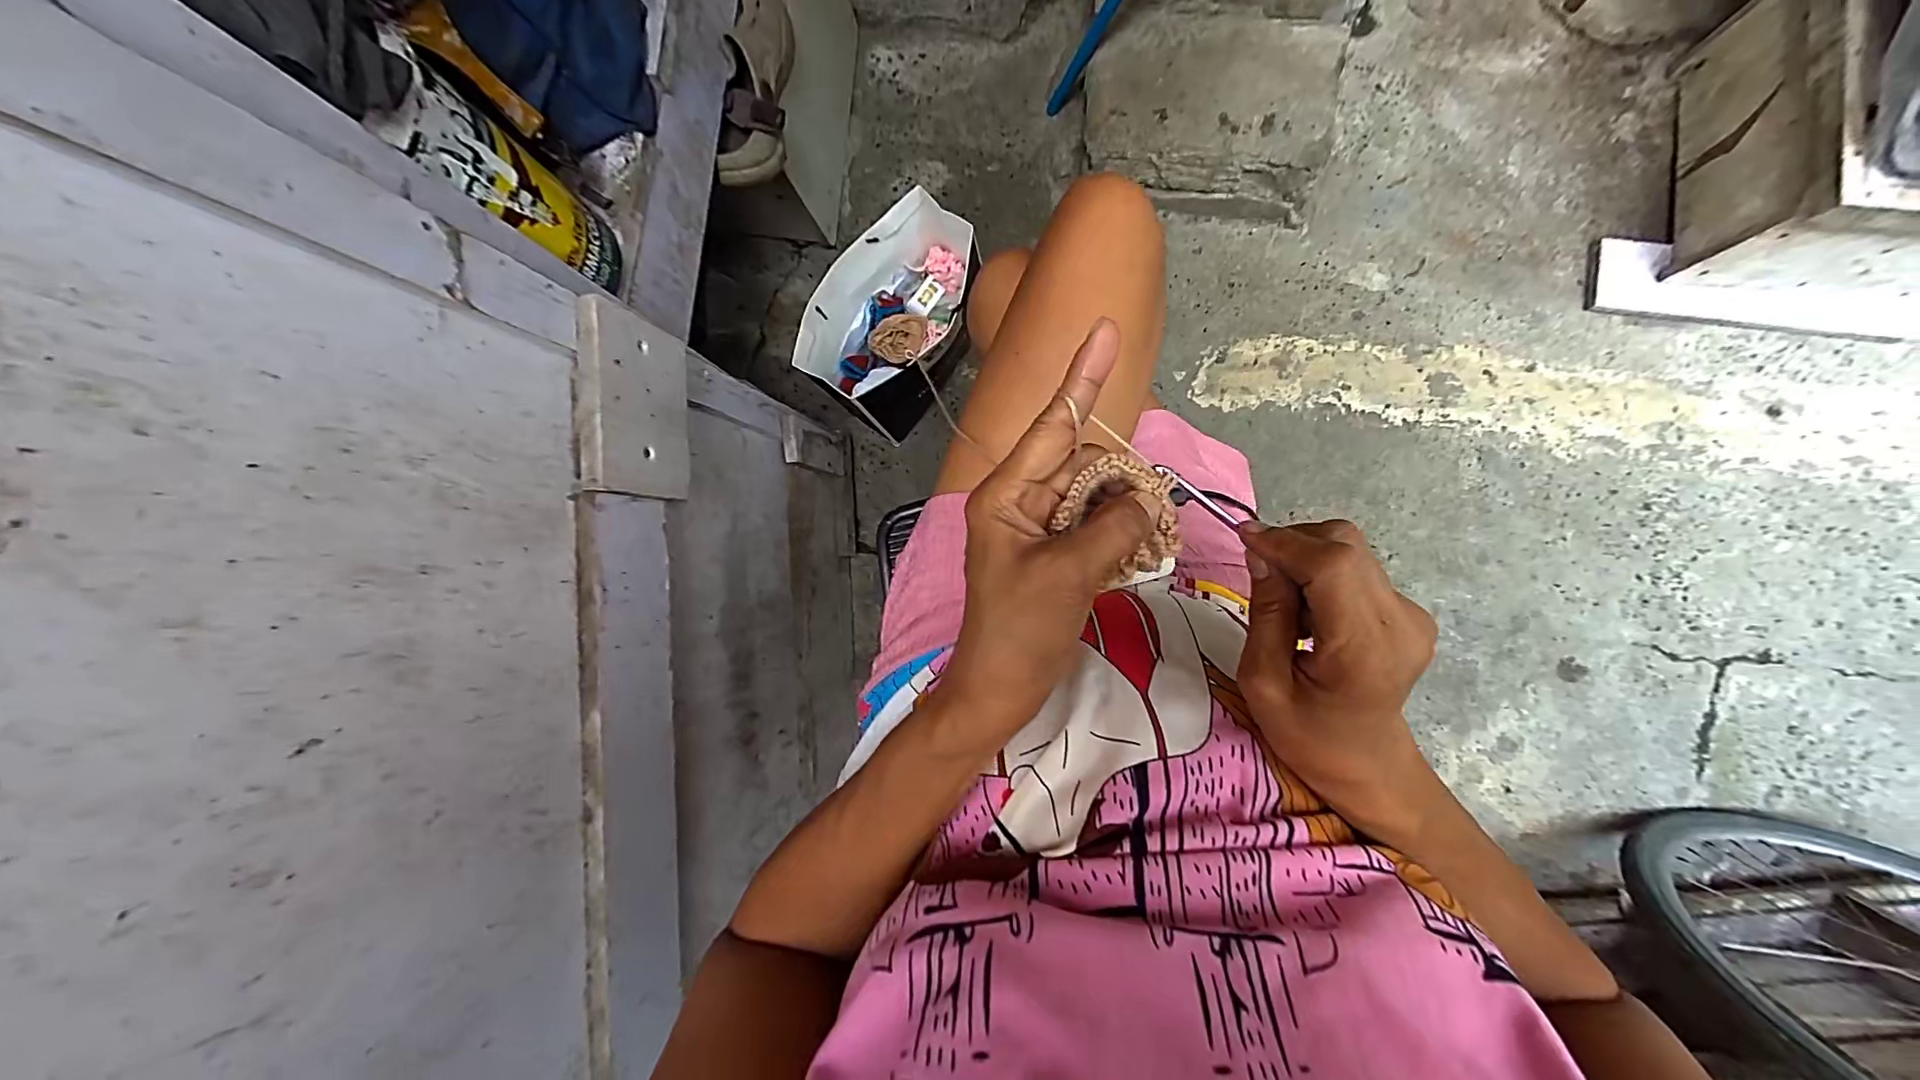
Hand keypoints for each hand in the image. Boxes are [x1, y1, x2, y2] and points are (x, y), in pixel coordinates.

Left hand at [937, 319, 1160, 731]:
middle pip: (1085, 462)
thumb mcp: (1068, 575)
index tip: (1104, 329)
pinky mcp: (1058, 552)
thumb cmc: (1019, 632)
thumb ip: (1114, 526)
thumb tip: (1147, 499)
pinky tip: (1134, 557)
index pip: (1053, 426)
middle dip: (1121, 481)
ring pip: (1097, 495)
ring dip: (1125, 513)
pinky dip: (1121, 534)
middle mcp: (1022, 501)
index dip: (1082, 378)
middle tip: (1144, 523)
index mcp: (1007, 495)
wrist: (1001, 688)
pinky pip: (1098, 524)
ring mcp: (1041, 528)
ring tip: (1138, 549)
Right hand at [1236, 519, 1440, 846]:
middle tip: (1258, 575)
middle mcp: (1400, 621)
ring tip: (1285, 607)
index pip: (1332, 564)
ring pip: (1349, 551)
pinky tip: (1308, 615)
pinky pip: (1356, 569)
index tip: (1243, 538)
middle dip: (1292, 546)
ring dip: (1305, 561)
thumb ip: (1265, 613)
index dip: (1285, 542)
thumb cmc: (1307, 735)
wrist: (1367, 766)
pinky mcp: (1408, 612)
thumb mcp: (1263, 682)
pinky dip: (1321, 576)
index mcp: (1364, 647)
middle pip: (1344, 545)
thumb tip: (1260, 552)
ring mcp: (1411, 615)